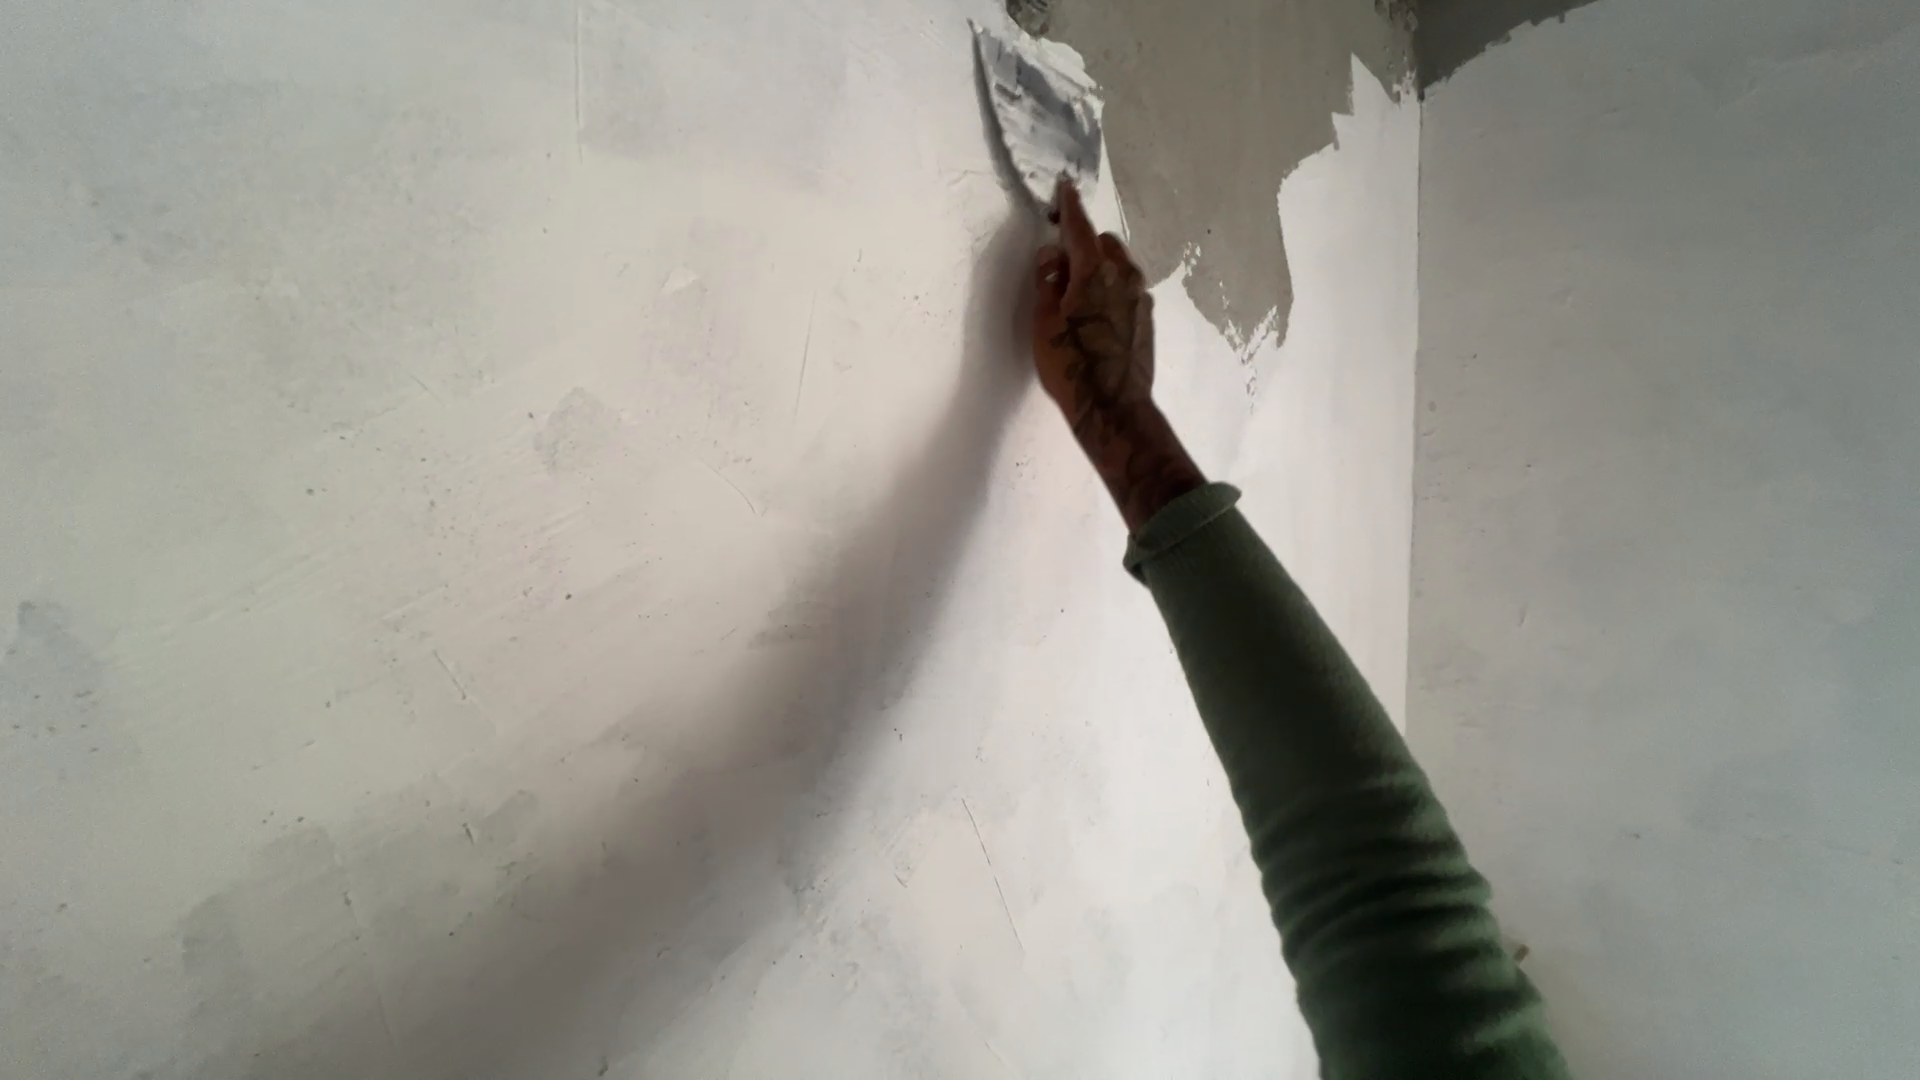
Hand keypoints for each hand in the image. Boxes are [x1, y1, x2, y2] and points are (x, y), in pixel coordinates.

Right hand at [1031, 178, 1203, 531]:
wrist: (1113, 408)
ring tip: (1077, 295)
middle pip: (1103, 244)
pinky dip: (1110, 289)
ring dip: (1098, 268)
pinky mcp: (1146, 319)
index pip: (1080, 228)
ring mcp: (1140, 298)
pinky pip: (1126, 290)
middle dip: (1083, 244)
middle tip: (1059, 265)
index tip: (1064, 187)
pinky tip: (1095, 316)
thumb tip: (1052, 255)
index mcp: (1095, 271)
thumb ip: (1047, 282)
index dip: (1069, 206)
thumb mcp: (1044, 324)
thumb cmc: (1070, 366)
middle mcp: (1124, 276)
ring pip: (1118, 267)